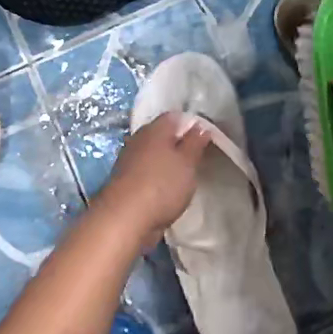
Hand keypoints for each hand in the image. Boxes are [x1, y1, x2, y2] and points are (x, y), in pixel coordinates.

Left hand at [91, 112, 212, 243]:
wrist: (126, 216)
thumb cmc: (161, 185)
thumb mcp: (187, 162)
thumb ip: (194, 143)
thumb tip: (199, 125)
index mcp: (154, 129)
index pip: (173, 117)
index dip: (190, 123)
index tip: (206, 137)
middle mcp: (138, 139)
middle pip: (162, 134)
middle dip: (179, 142)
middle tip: (199, 156)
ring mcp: (130, 159)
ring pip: (154, 152)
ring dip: (168, 160)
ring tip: (187, 172)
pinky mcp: (127, 178)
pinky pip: (147, 169)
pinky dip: (159, 174)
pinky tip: (169, 186)